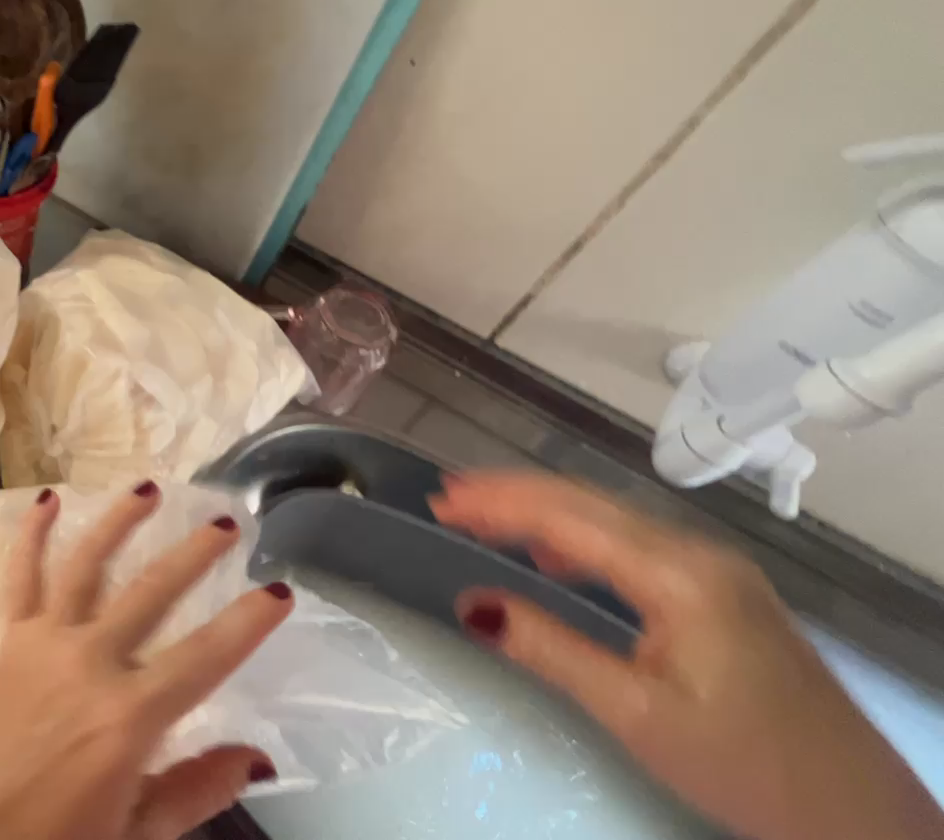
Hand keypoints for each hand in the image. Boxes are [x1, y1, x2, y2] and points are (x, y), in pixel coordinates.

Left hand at [0, 483, 295, 839]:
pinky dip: (32, 534)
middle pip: (151, 593)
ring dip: (119, 522)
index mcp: (129, 716)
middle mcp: (89, 662)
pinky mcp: (9, 637)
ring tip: (148, 488)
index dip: (247, 623)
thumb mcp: (139, 833)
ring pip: (87, 564)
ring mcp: (44, 641)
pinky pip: (21, 575)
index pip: (205, 657)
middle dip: (194, 554)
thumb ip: (197, 788)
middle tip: (225, 523)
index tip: (278, 590)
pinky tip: (47, 499)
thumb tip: (257, 755)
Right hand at [432, 470, 943, 839]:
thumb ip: (549, 649)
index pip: (567, 518)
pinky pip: (629, 540)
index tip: (439, 502)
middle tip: (446, 496)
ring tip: (478, 515)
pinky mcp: (718, 589)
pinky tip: (548, 555)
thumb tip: (469, 602)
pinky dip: (574, 536)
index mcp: (679, 576)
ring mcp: (713, 568)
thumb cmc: (745, 766)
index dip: (497, 504)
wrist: (862, 818)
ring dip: (538, 510)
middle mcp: (697, 554)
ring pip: (606, 516)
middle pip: (586, 502)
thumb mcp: (635, 713)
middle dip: (509, 494)